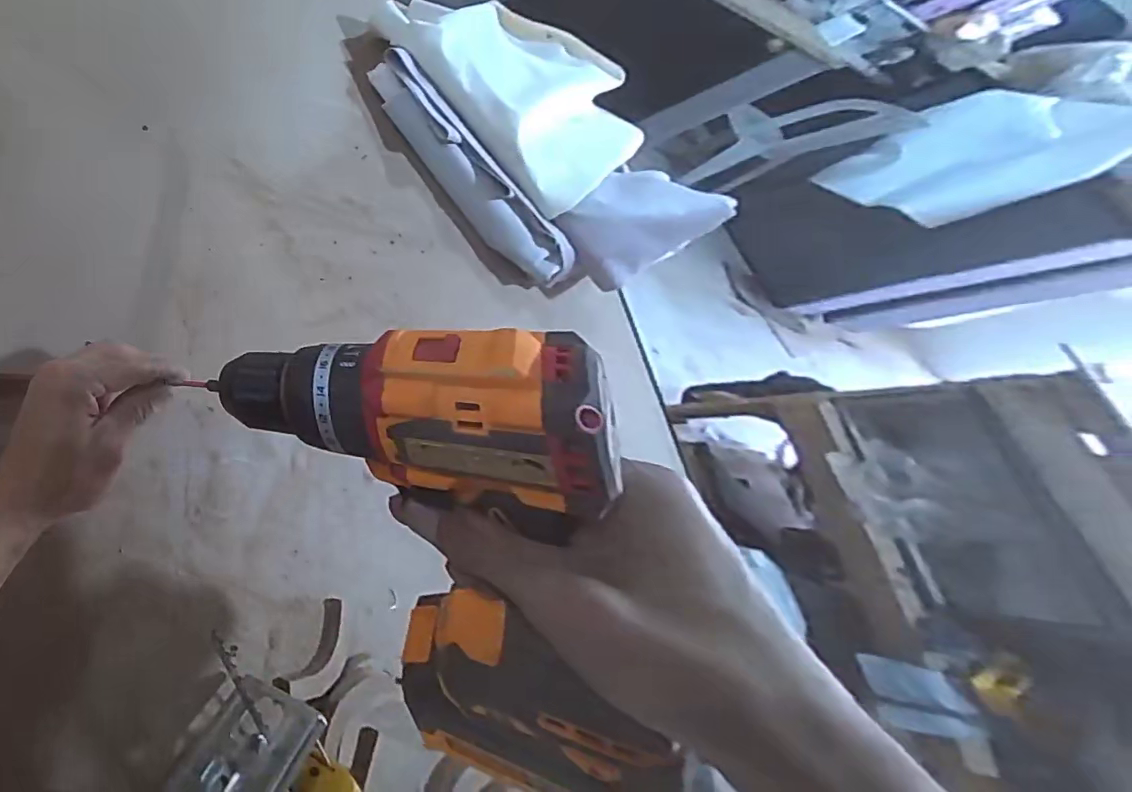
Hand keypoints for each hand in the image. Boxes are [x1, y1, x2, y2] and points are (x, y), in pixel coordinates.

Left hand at [0, 342, 185, 530]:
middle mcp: (60, 367)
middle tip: (172, 381)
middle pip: (112, 353)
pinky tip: (125, 390)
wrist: (17, 498)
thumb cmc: (66, 479)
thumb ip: (136, 410)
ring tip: (154, 385)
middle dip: (144, 363)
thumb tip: (165, 389)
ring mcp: (51, 375)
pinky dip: (110, 374)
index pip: (127, 364)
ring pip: (99, 357)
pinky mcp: (48, 386)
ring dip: (127, 367)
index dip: (159, 368)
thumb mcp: (109, 447)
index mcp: (75, 380)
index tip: (186, 375)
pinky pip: (86, 368)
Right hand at [392, 461, 941, 791]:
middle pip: (539, 489)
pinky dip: (550, 571)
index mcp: (626, 478)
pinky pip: (584, 551)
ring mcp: (657, 531)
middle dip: (491, 521)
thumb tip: (407, 504)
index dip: (471, 467)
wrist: (791, 745)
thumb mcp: (561, 599)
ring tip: (484, 584)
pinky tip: (531, 602)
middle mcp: (640, 491)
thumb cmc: (673, 656)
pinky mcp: (663, 567)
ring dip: (518, 552)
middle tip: (454, 556)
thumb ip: (482, 547)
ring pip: (558, 525)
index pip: (527, 452)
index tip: (425, 486)